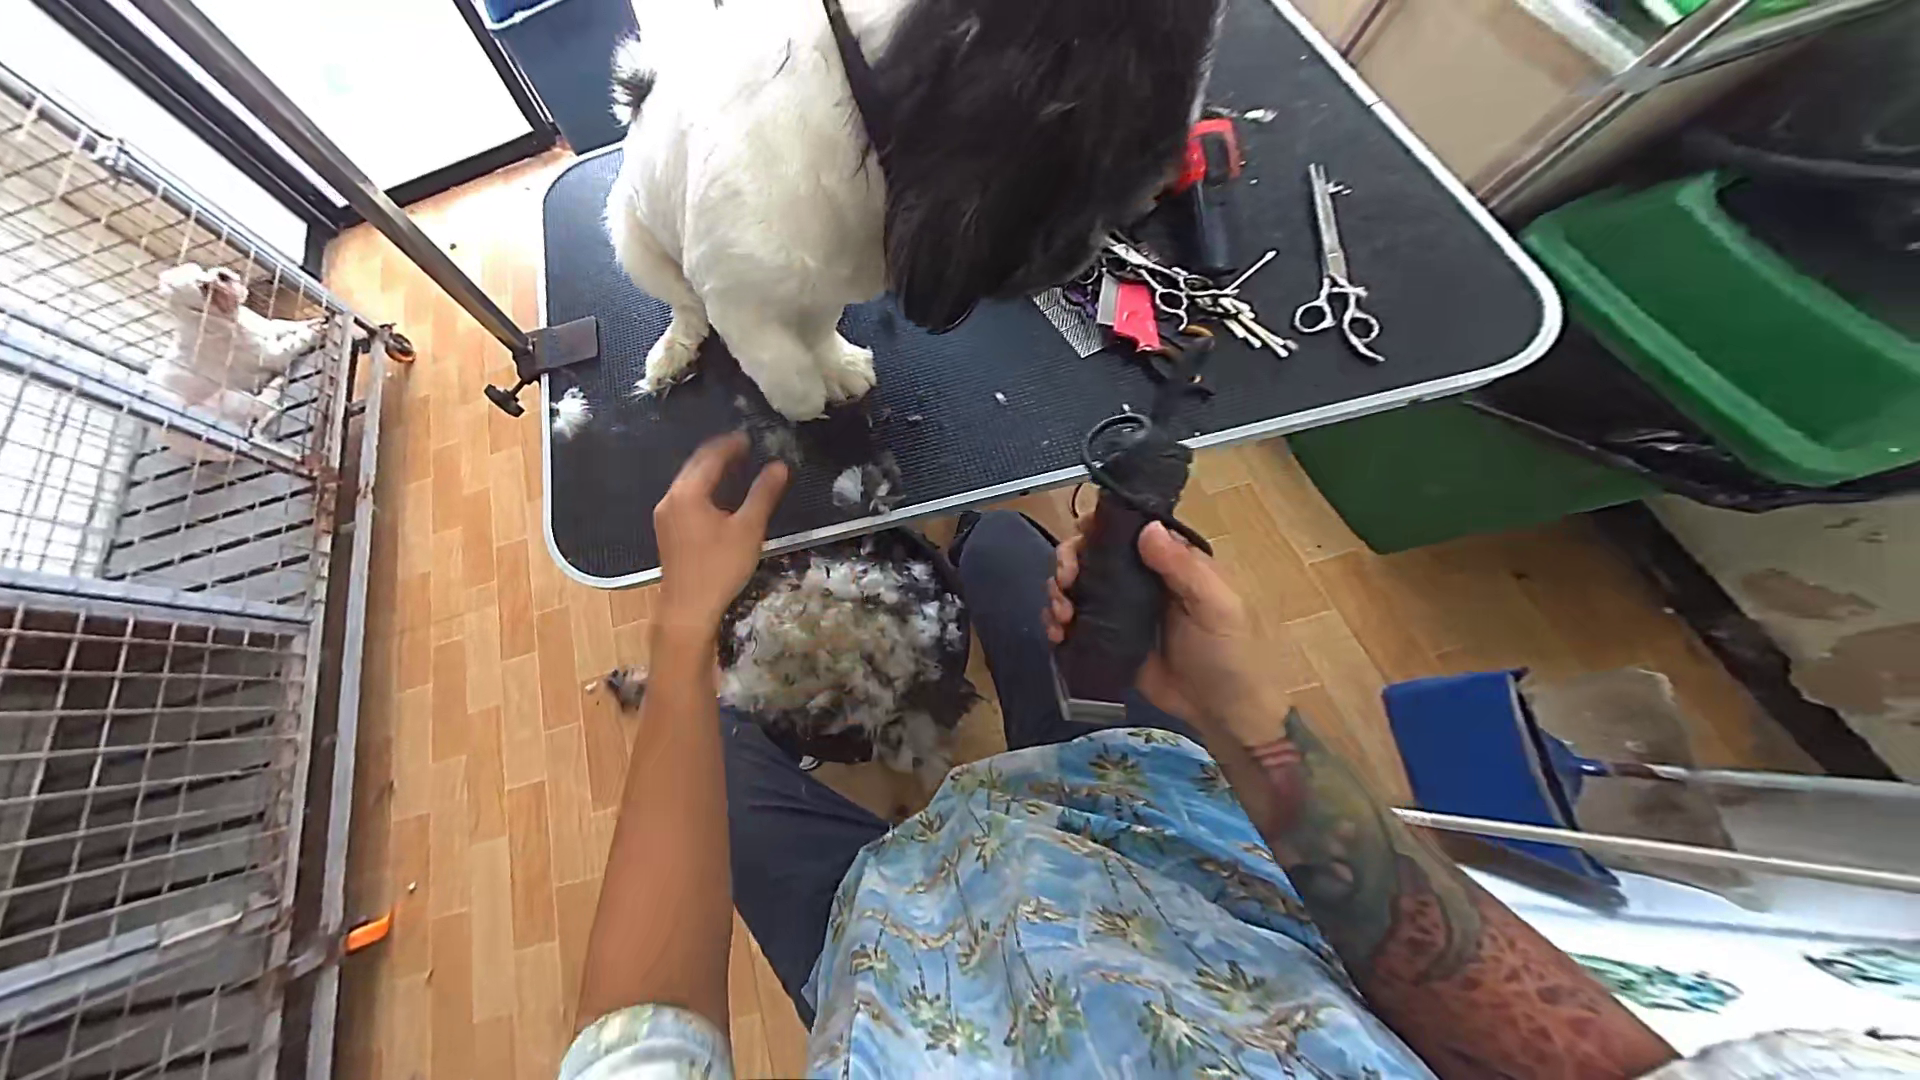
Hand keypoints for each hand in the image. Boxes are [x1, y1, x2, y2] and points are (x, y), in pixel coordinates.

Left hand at [653, 432, 788, 634]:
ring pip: (690, 482)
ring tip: (737, 467)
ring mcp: (666, 516)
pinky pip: (687, 497)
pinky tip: (721, 496)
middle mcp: (671, 499)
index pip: (710, 457)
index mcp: (688, 494)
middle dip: (720, 454)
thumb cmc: (720, 567)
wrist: (688, 608)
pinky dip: (705, 488)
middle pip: (695, 466)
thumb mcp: (749, 529)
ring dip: (712, 471)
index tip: (749, 436)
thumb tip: (779, 466)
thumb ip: (763, 494)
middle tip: (745, 447)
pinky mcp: (668, 531)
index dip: (730, 444)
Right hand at [1045, 520, 1272, 728]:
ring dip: (1057, 593)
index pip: (1124, 530)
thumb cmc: (1229, 653)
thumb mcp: (1216, 606)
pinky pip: (1072, 622)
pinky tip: (1057, 634)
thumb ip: (1183, 567)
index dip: (1096, 526)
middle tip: (1065, 583)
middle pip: (1089, 554)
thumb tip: (1146, 527)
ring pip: (1074, 586)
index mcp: (1166, 561)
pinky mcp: (1104, 638)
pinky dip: (1055, 622)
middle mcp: (1137, 578)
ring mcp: (1117, 609)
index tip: (1080, 535)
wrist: (1221, 712)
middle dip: (1067, 561)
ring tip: (1061, 616)